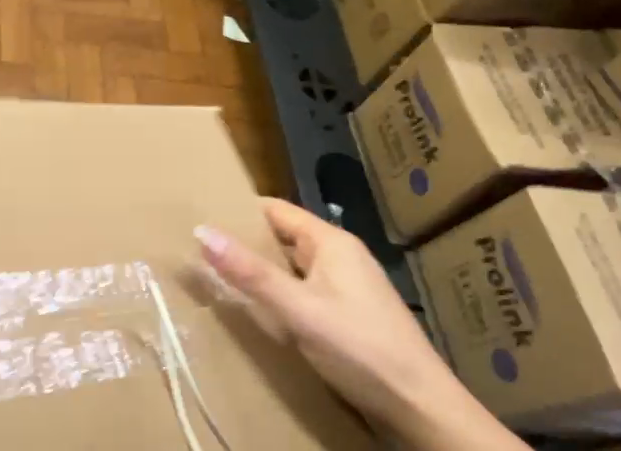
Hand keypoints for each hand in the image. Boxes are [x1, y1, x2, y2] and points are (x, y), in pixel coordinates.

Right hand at [196, 199, 526, 450]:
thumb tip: (200, 230)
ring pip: (290, 269)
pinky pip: (301, 293)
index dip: (237, 211)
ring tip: (215, 279)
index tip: (198, 217)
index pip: (274, 210)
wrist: (424, 411)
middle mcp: (340, 258)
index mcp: (332, 243)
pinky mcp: (348, 317)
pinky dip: (277, 297)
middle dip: (243, 244)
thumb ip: (250, 272)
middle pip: (280, 238)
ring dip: (259, 274)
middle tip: (197, 251)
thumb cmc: (362, 349)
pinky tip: (257, 312)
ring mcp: (346, 288)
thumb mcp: (298, 309)